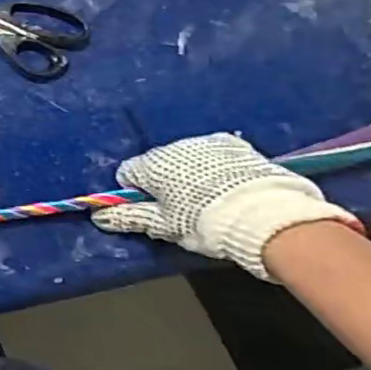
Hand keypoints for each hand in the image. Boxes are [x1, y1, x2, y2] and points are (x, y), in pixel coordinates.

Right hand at [91, 133, 358, 280]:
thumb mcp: (164, 225)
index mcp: (150, 164)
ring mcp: (209, 144)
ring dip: (192, 173)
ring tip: (211, 198)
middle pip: (158, 164)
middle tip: (184, 207)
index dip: (138, 193)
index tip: (155, 209)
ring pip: (187, 158)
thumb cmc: (205, 222)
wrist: (271, 218)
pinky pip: (216, 155)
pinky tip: (230, 186)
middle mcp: (175, 147)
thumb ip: (129, 216)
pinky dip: (217, 167)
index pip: (128, 174)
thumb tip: (98, 216)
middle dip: (166, 181)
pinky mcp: (240, 147)